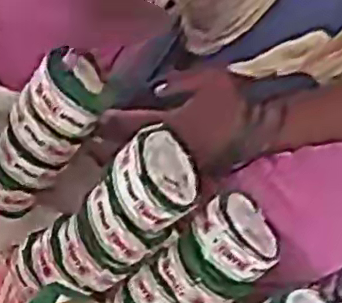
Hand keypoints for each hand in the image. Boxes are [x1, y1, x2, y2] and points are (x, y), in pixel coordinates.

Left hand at [90, 67, 256, 175]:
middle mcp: (162, 148)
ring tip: (97, 161)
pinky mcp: (173, 180)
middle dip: (105, 146)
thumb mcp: (209, 82)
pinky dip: (130, 180)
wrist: (252, 134)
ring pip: (132, 167)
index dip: (113, 121)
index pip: (133, 122)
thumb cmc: (231, 105)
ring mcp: (166, 167)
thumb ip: (180, 84)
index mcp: (168, 123)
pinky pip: (145, 181)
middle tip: (89, 144)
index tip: (99, 120)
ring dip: (112, 164)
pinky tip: (117, 180)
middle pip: (125, 148)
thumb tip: (155, 89)